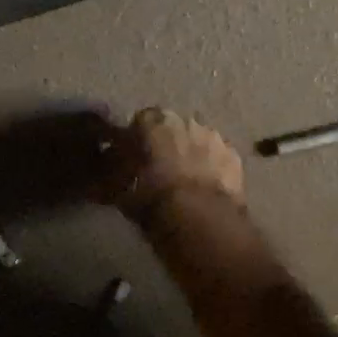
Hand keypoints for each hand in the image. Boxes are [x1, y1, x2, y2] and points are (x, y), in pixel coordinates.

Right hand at [101, 108, 245, 222]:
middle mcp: (183, 119)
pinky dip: (213, 169)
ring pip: (197, 141)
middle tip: (161, 172)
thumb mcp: (117, 188)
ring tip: (186, 183)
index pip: (139, 122)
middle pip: (171, 128)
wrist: (197, 217)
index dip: (137, 142)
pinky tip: (207, 190)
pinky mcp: (234, 156)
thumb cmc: (149, 197)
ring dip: (192, 154)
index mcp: (151, 120)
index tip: (134, 161)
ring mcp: (212, 136)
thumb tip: (103, 169)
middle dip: (167, 144)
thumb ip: (111, 172)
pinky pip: (218, 158)